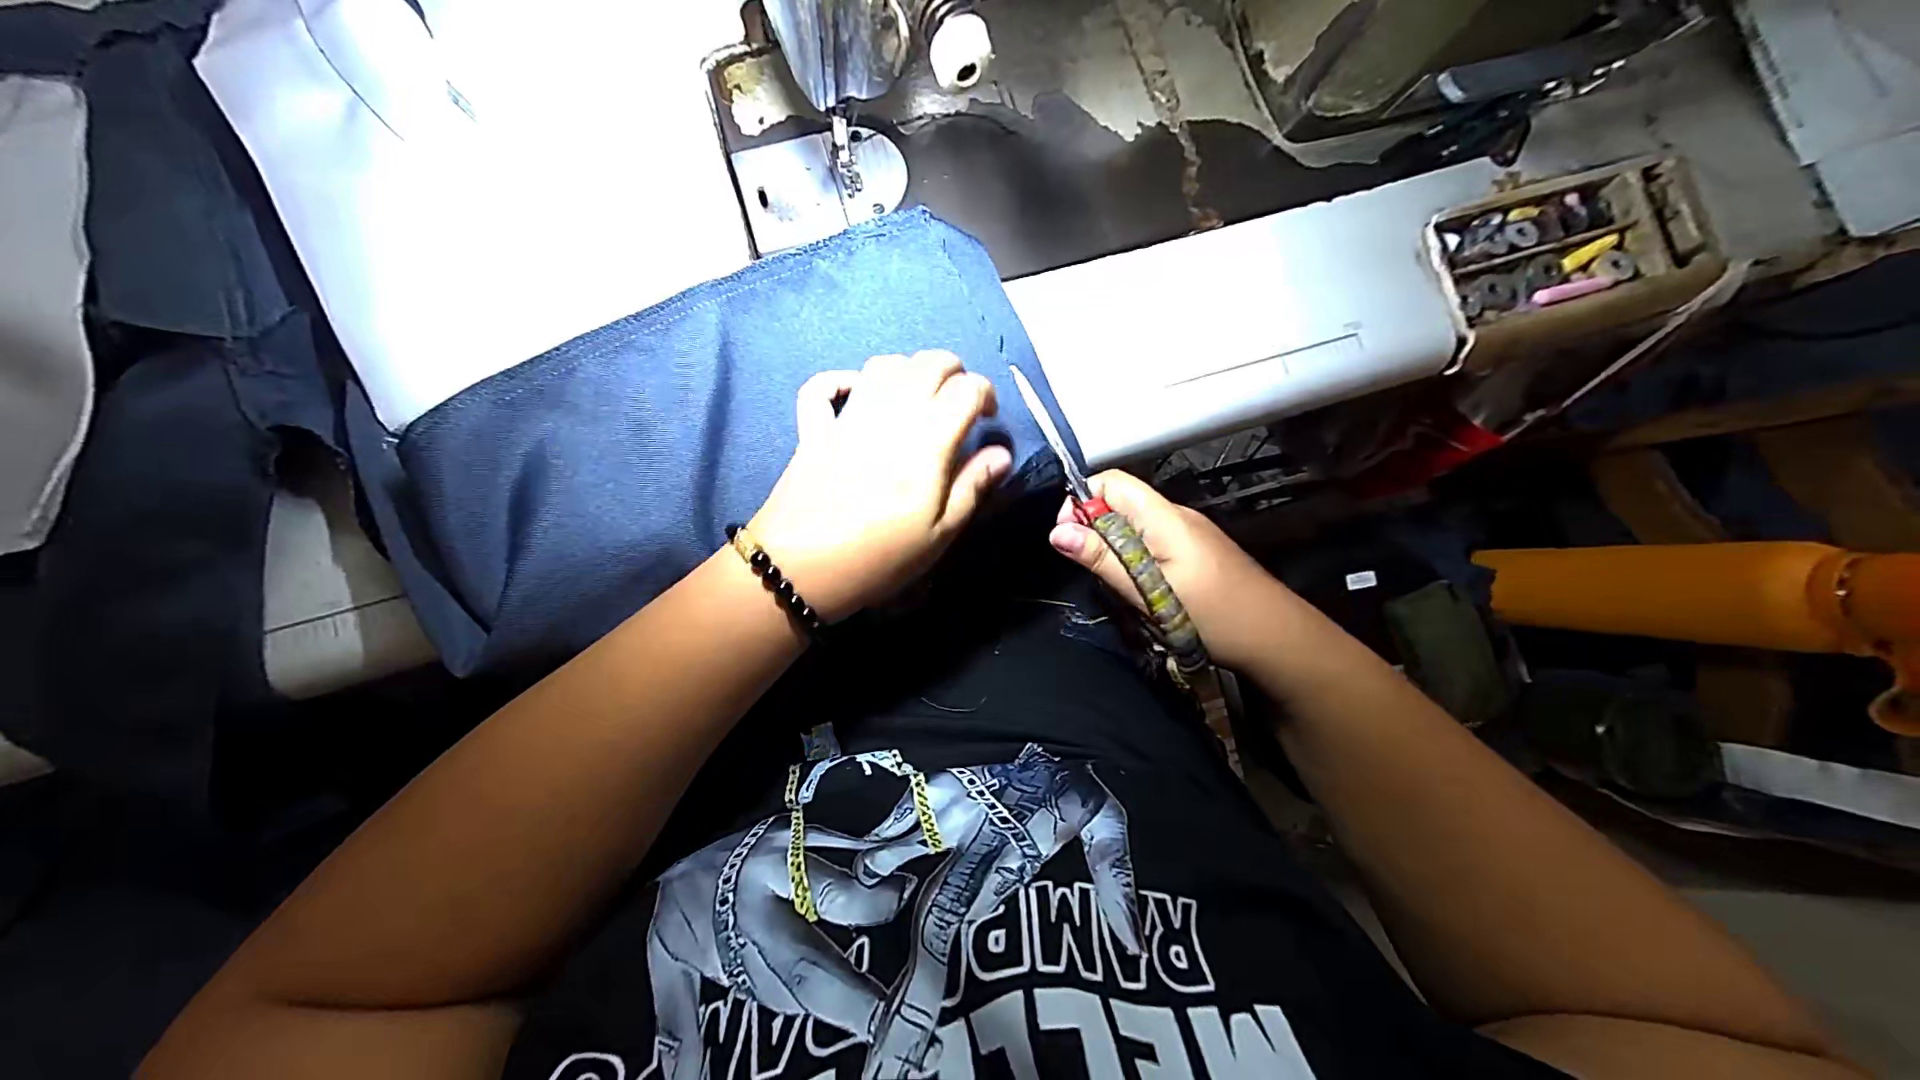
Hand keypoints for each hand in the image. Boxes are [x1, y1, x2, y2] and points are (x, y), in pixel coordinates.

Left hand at [747, 351, 1012, 620]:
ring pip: (882, 364)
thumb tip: (1001, 453)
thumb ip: (972, 487)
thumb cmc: (879, 557)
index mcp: (927, 441)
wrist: (800, 570)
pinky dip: (841, 380)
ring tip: (918, 397)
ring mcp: (848, 418)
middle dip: (953, 371)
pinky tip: (856, 393)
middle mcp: (889, 415)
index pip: (966, 389)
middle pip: (928, 362)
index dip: (985, 393)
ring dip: (908, 369)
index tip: (987, 418)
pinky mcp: (814, 429)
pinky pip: (823, 386)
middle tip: (959, 401)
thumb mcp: (939, 534)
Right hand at [1047, 470, 1284, 670]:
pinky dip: (1134, 556)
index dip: (1082, 501)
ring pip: (1133, 524)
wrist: (1277, 638)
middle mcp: (1175, 515)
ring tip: (1116, 583)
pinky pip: (1151, 540)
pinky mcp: (1195, 550)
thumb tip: (1057, 533)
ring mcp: (1188, 532)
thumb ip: (1104, 560)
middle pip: (1120, 502)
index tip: (1070, 538)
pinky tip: (1141, 587)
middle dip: (1094, 528)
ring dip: (1113, 547)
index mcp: (1164, 517)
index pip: (1111, 481)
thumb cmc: (1215, 615)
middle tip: (1093, 570)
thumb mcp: (1150, 593)